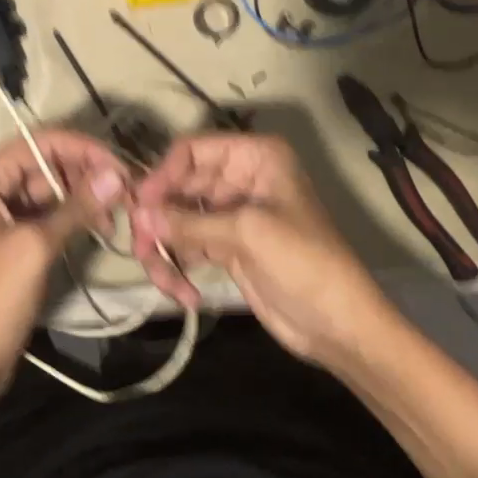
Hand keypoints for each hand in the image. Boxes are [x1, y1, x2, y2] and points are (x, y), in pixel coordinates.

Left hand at [0, 130, 129, 402]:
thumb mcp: (35, 248)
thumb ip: (75, 207)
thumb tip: (115, 174)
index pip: (40, 141)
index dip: (83, 149)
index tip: (123, 167)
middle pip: (46, 162)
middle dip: (86, 172)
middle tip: (128, 194)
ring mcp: (1, 213)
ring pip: (50, 188)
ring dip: (83, 195)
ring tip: (117, 215)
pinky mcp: (13, 239)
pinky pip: (47, 213)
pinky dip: (73, 216)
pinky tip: (99, 227)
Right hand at [131, 132, 390, 367]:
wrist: (340, 326)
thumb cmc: (304, 263)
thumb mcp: (247, 233)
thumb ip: (188, 222)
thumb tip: (137, 215)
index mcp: (254, 158)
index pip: (192, 151)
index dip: (163, 174)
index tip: (140, 206)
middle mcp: (239, 178)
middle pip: (178, 185)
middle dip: (158, 217)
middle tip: (140, 248)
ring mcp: (230, 214)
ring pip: (176, 218)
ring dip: (163, 248)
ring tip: (164, 280)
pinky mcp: (225, 247)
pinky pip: (185, 245)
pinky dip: (176, 266)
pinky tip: (182, 292)